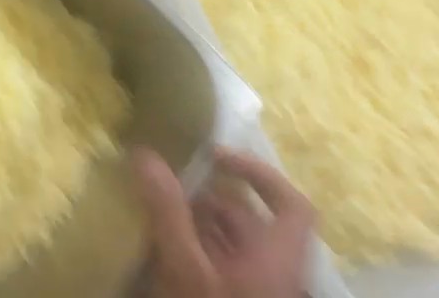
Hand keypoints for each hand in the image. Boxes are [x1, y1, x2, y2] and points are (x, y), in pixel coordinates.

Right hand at [135, 147, 314, 297]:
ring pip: (232, 242)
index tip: (212, 156)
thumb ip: (167, 210)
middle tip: (163, 184)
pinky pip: (221, 264)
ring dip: (195, 221)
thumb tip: (146, 154)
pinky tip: (161, 248)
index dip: (258, 173)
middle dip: (205, 197)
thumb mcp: (185, 266)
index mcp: (280, 259)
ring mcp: (259, 290)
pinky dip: (194, 246)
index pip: (292, 204)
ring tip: (154, 212)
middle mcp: (279, 272)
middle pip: (251, 220)